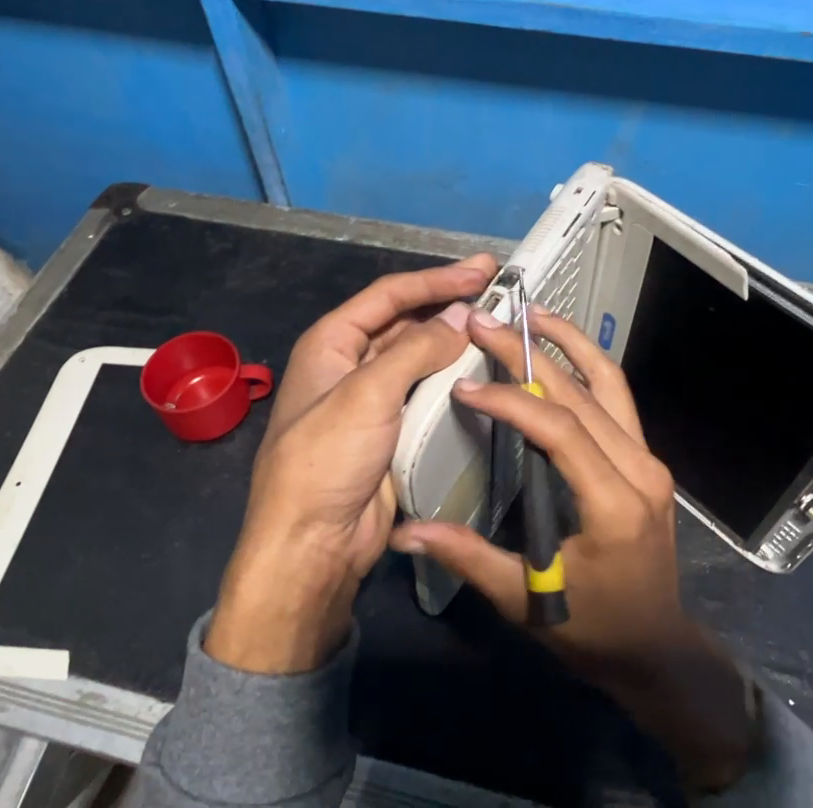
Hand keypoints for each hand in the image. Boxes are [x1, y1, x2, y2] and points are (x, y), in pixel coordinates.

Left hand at [204, 254, 496, 673]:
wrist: (314, 543)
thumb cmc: (328, 458)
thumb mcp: (367, 393)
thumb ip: (417, 350)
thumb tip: (461, 318)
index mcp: (330, 344)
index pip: (388, 296)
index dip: (436, 279)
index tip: (483, 269)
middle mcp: (348, 365)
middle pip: (404, 323)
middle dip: (447, 306)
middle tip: (499, 292)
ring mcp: (371, 401)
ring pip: (418, 359)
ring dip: (453, 343)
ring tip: (498, 328)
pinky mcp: (391, 433)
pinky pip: (426, 396)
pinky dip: (452, 381)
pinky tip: (482, 373)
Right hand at [390, 306, 759, 790]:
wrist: (656, 650)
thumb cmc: (591, 630)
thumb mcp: (525, 600)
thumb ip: (469, 558)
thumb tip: (406, 533)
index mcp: (614, 504)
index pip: (559, 429)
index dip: (509, 399)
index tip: (464, 383)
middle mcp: (640, 470)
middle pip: (584, 394)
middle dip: (530, 354)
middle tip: (486, 321)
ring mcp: (650, 461)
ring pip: (612, 383)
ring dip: (572, 342)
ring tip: (531, 312)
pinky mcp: (647, 461)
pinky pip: (618, 400)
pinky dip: (588, 366)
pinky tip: (560, 350)